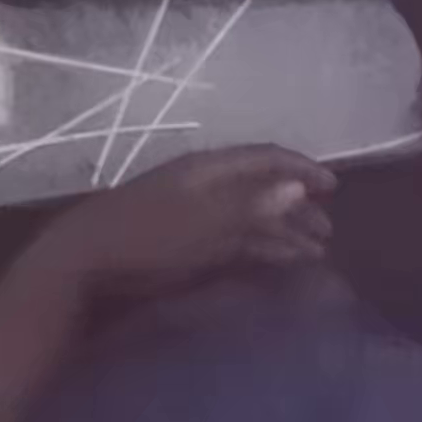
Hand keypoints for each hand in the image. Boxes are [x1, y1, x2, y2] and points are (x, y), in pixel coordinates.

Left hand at [22, 145, 337, 300]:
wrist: (88, 262)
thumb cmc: (144, 235)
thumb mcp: (201, 221)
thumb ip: (250, 206)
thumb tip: (297, 187)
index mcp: (208, 170)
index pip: (264, 159)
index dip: (300, 169)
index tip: (333, 188)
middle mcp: (205, 188)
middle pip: (260, 190)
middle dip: (296, 207)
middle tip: (327, 231)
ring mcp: (195, 217)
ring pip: (249, 219)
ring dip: (282, 233)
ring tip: (313, 252)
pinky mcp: (186, 244)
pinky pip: (232, 241)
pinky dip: (259, 250)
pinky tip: (278, 261)